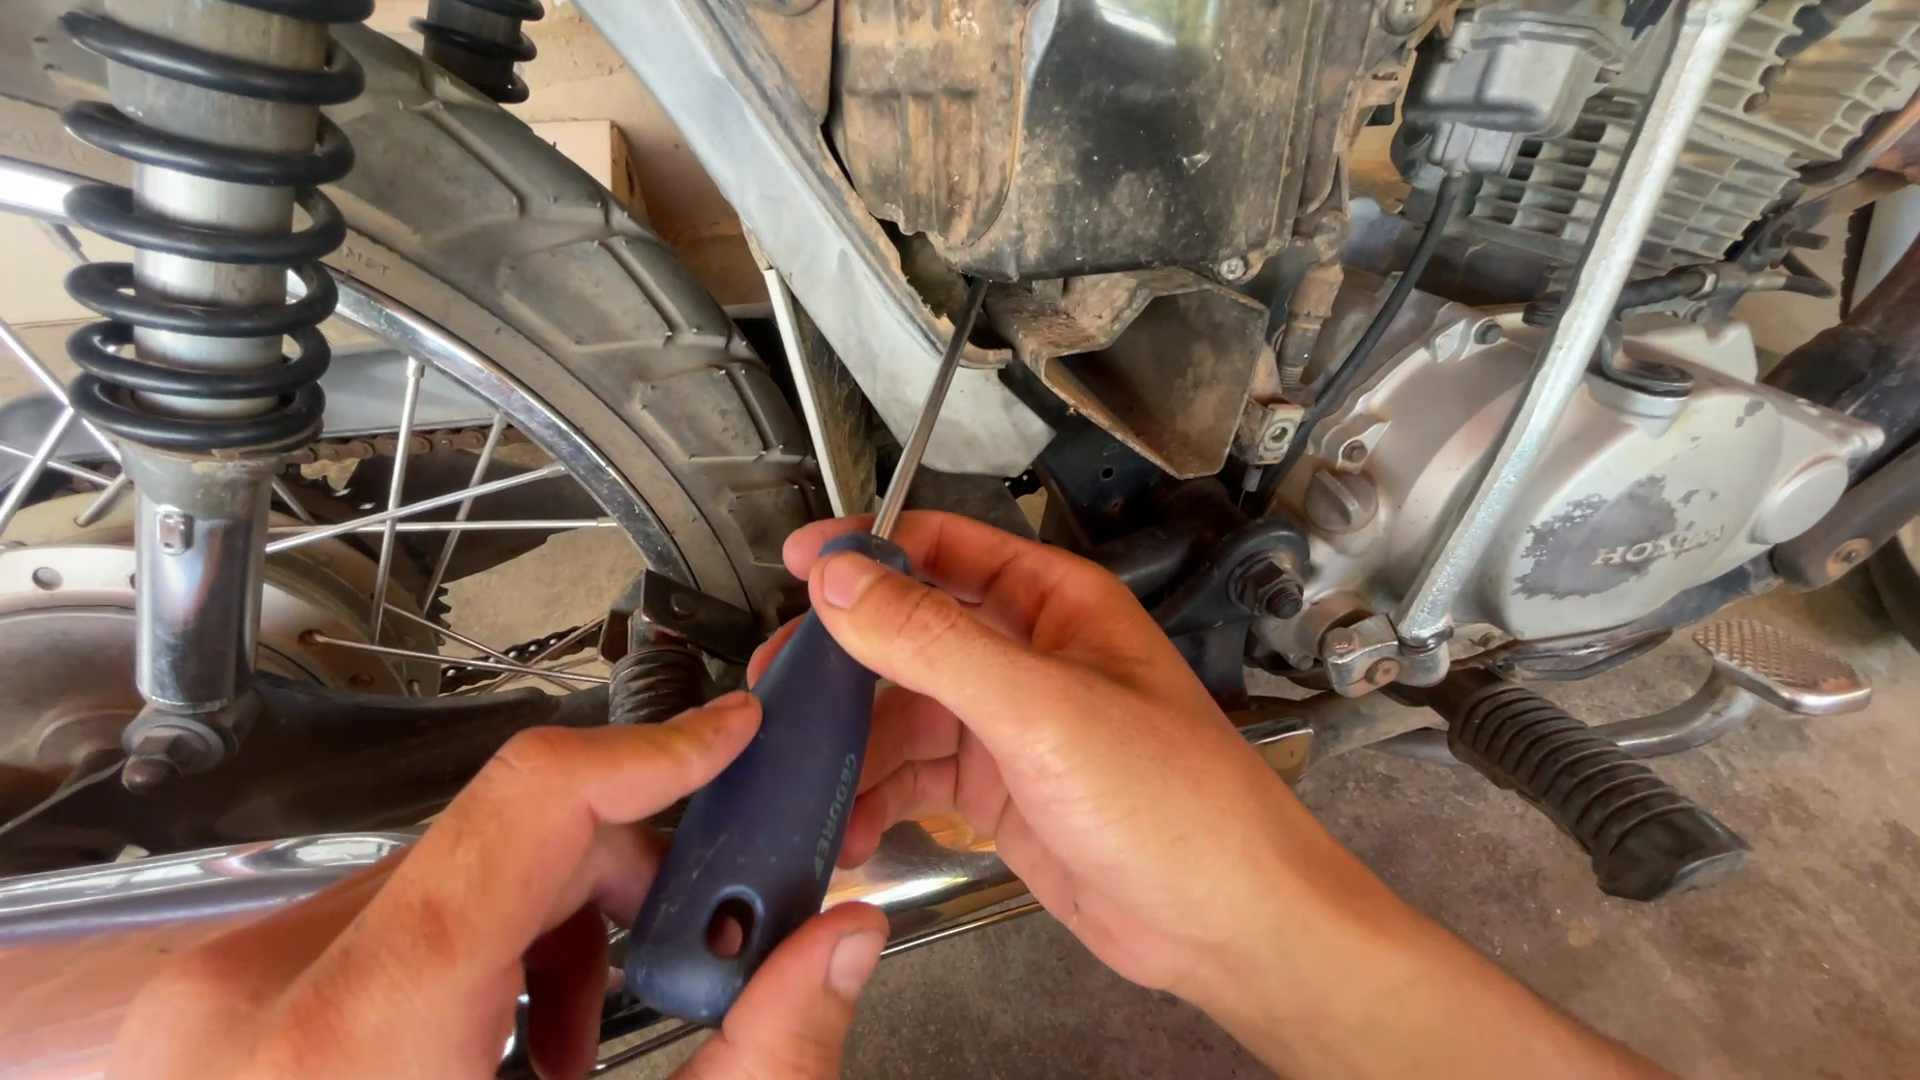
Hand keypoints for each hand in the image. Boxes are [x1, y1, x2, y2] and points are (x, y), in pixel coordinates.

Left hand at [109, 696, 888, 1079]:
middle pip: (518, 829)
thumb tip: (843, 938)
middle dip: (628, 875)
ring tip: (577, 1041)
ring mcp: (223, 985)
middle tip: (680, 954)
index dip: (657, 748)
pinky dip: (491, 943)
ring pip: (469, 856)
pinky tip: (504, 1047)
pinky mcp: (224, 993)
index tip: (732, 735)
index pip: (535, 799)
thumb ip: (762, 1062)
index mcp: (353, 1039)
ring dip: (561, 916)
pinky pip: (406, 902)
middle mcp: (260, 986)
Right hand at [766, 512, 1672, 1079]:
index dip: (868, 548)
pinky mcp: (996, 786)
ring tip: (802, 768)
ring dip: (853, 737)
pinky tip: (851, 823)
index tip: (801, 562)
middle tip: (782, 678)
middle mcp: (1025, 653)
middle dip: (844, 654)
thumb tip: (845, 581)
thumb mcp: (1043, 708)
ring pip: (905, 708)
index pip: (943, 547)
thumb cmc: (1174, 799)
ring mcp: (1007, 722)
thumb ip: (936, 642)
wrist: (1227, 923)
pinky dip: (877, 794)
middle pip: (910, 629)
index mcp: (1051, 602)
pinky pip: (916, 774)